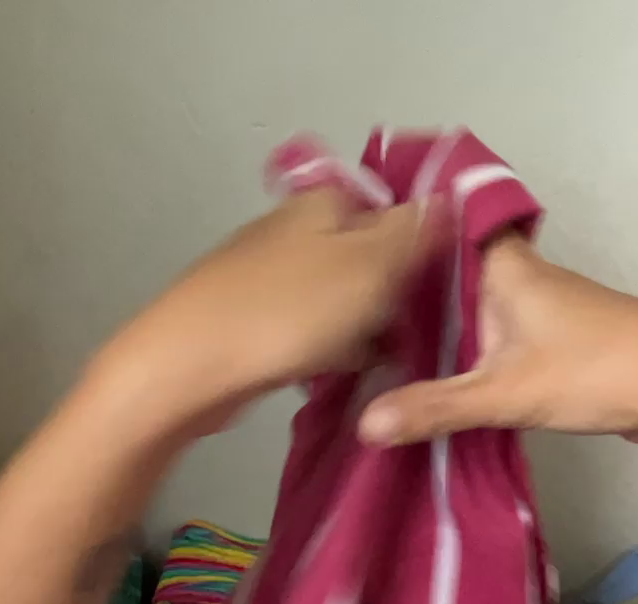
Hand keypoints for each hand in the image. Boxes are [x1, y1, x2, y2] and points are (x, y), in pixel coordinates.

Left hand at [91, 187, 433, 434]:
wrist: (191, 365)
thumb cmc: (288, 313)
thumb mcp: (370, 265)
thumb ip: (413, 232)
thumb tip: (446, 198)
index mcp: (328, 201)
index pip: (398, 209)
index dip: (427, 249)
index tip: (445, 293)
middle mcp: (299, 227)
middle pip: (371, 256)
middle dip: (396, 295)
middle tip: (417, 334)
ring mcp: (273, 273)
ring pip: (344, 296)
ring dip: (366, 327)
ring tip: (385, 359)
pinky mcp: (256, 316)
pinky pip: (313, 327)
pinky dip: (331, 347)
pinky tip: (341, 371)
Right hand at [357, 235, 637, 446]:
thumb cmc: (596, 371)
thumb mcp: (504, 394)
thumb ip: (433, 408)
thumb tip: (364, 427)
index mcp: (501, 265)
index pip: (441, 223)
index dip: (400, 226)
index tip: (355, 240)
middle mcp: (516, 273)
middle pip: (446, 268)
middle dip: (402, 286)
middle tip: (348, 306)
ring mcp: (535, 304)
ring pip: (467, 301)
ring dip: (430, 318)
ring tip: (373, 339)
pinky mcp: (547, 335)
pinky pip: (487, 328)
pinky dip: (459, 342)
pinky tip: (432, 369)